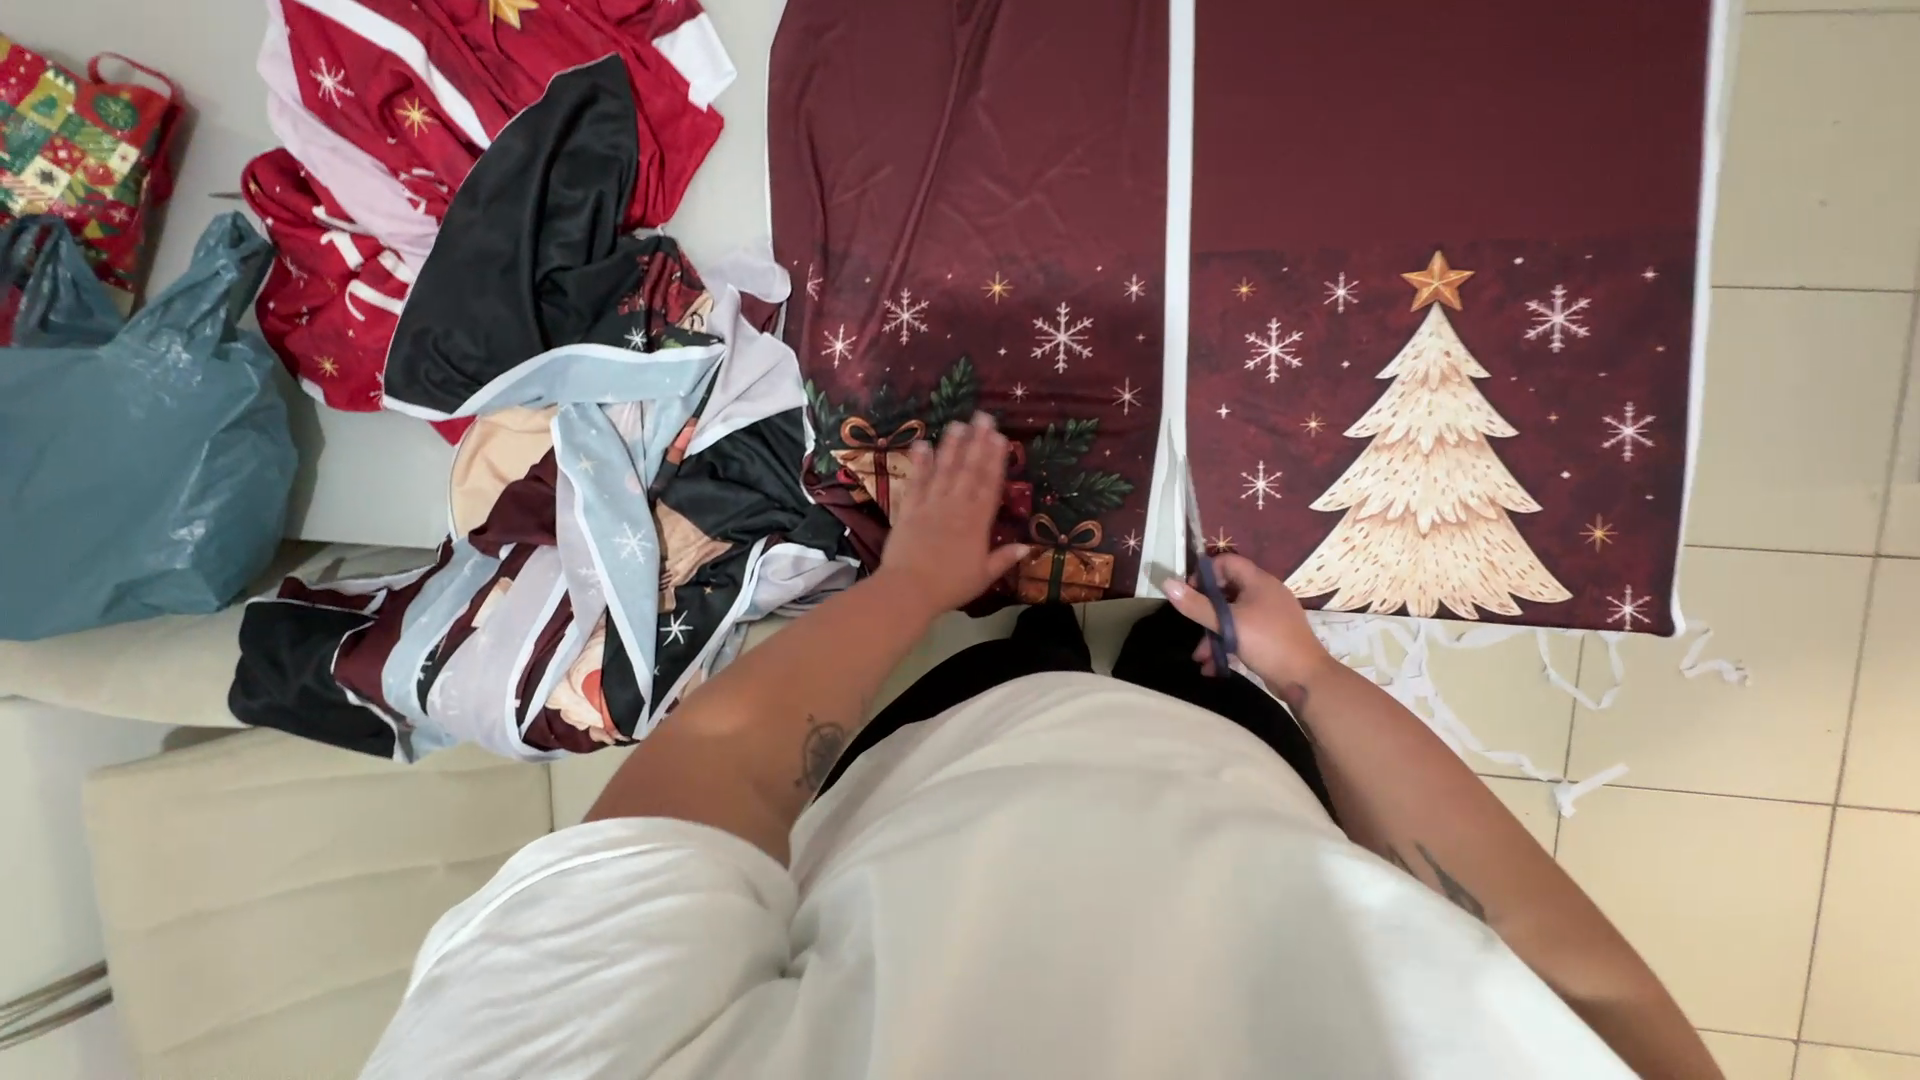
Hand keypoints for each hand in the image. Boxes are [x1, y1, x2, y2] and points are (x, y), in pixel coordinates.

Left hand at [876, 412, 1029, 615]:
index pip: (990, 485)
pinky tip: (923, 445)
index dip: (995, 460)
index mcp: (977, 522)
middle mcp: (955, 507)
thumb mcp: (983, 576)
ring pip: (943, 470)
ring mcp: (930, 505)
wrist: (908, 590)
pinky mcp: (908, 510)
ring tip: (958, 424)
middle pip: (968, 470)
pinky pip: (916, 482)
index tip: (1000, 437)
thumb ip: (1003, 559)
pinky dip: (920, 463)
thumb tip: (1027, 547)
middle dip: (977, 442)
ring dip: (951, 446)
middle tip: (983, 417)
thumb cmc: (949, 586)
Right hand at [1164, 553, 1335, 690]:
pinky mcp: (1271, 635)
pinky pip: (1243, 632)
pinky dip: (1228, 644)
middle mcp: (1266, 593)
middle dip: (1206, 611)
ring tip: (1200, 656)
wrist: (1305, 678)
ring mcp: (1270, 615)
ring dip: (1214, 634)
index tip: (1191, 593)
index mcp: (1259, 582)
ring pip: (1233, 616)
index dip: (1205, 573)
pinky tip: (1213, 666)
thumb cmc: (1267, 642)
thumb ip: (1196, 605)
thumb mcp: (1227, 623)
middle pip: (1227, 591)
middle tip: (1191, 625)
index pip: (1227, 562)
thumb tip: (1167, 584)